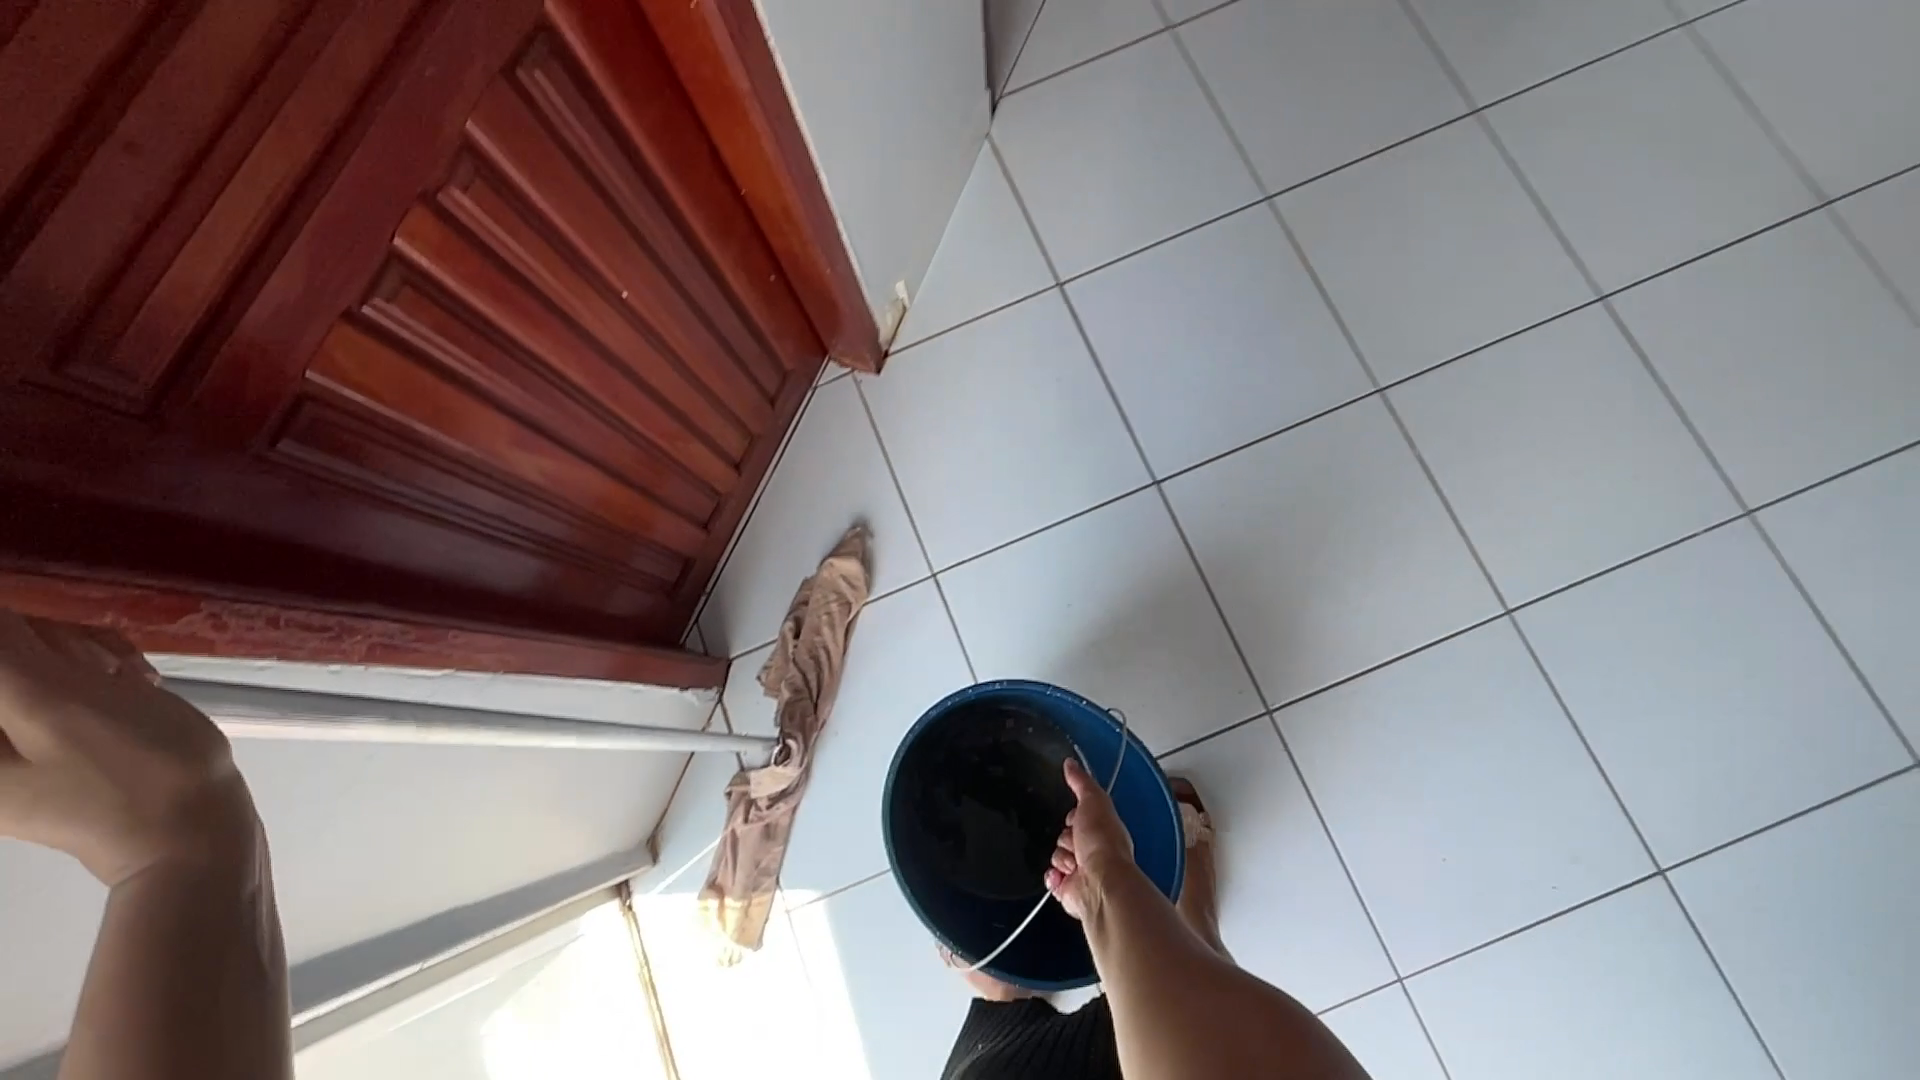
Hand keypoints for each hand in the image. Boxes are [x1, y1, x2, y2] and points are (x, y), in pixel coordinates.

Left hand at [0, 613, 260, 886]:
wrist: (194, 833)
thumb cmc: (136, 773)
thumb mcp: (65, 707)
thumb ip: (8, 657)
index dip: (27, 633)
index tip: (80, 653)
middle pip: (5, 655)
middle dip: (59, 645)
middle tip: (114, 670)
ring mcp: (13, 747)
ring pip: (32, 665)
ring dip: (88, 657)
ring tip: (134, 679)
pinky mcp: (49, 744)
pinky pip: (58, 688)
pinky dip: (99, 677)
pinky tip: (134, 687)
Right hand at [1044, 757, 1134, 921]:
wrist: (1100, 881)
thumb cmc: (1102, 840)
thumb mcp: (1093, 800)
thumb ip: (1081, 782)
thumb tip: (1070, 762)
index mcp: (1102, 830)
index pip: (1079, 817)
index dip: (1073, 816)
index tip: (1075, 818)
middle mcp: (1093, 851)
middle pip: (1064, 836)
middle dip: (1065, 838)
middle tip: (1076, 844)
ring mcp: (1081, 872)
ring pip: (1056, 856)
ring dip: (1060, 858)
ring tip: (1073, 863)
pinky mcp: (1070, 890)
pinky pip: (1051, 879)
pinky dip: (1053, 878)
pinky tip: (1061, 876)